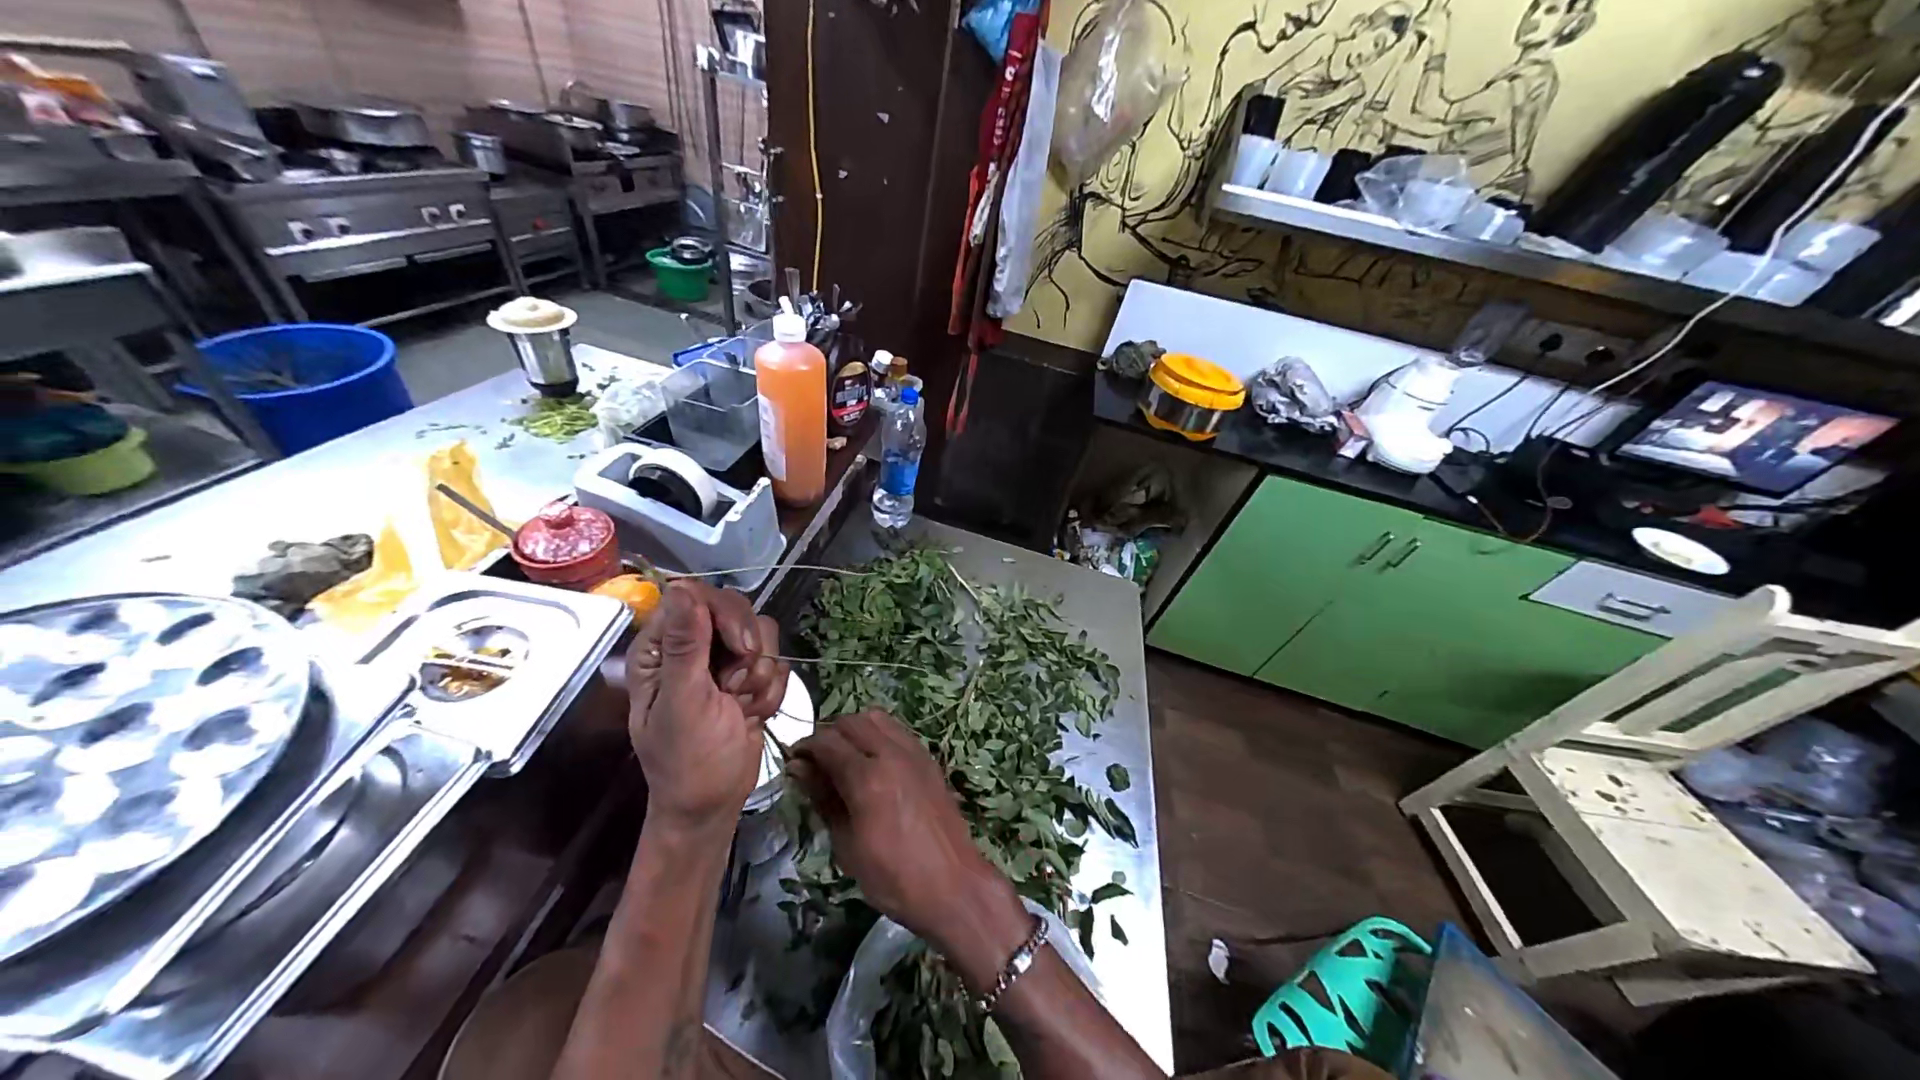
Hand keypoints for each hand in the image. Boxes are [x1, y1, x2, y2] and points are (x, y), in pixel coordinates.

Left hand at [626, 580, 787, 829]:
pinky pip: (776, 660)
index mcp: (661, 648)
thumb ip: (686, 644)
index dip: (723, 615)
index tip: (740, 647)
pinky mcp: (749, 678)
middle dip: (748, 649)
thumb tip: (681, 586)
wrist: (712, 804)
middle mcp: (691, 647)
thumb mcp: (683, 702)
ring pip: (761, 633)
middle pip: (734, 609)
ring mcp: (722, 662)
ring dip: (761, 673)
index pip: (695, 596)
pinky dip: (771, 689)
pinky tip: (753, 714)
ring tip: (743, 705)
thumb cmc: (686, 759)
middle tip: (738, 685)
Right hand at [788, 711, 1030, 991]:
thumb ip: (824, 798)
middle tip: (818, 762)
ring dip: (855, 730)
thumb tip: (799, 767)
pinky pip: (897, 730)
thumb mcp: (847, 844)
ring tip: (845, 759)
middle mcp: (891, 754)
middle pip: (851, 721)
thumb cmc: (892, 876)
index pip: (826, 742)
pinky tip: (873, 762)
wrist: (952, 884)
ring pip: (877, 718)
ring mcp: (914, 752)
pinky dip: (879, 735)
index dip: (805, 747)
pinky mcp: (929, 759)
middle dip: (829, 735)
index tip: (794, 762)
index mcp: (867, 777)